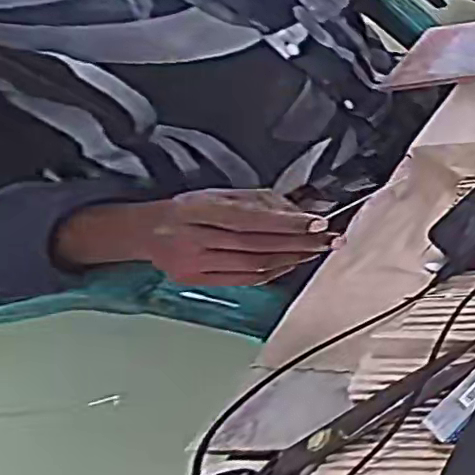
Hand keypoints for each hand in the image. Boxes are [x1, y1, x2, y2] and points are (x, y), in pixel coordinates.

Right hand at [55, 189, 335, 286]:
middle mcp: (189, 238)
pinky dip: (276, 271)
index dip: (289, 223)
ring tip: (318, 249)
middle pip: (257, 244)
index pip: (250, 219)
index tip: (320, 223)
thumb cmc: (194, 209)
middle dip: (302, 242)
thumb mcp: (227, 194)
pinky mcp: (193, 279)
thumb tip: (306, 214)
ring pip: (255, 264)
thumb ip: (267, 203)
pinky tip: (294, 261)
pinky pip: (246, 278)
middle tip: (332, 239)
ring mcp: (189, 263)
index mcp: (196, 210)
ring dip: (295, 257)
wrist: (142, 231)